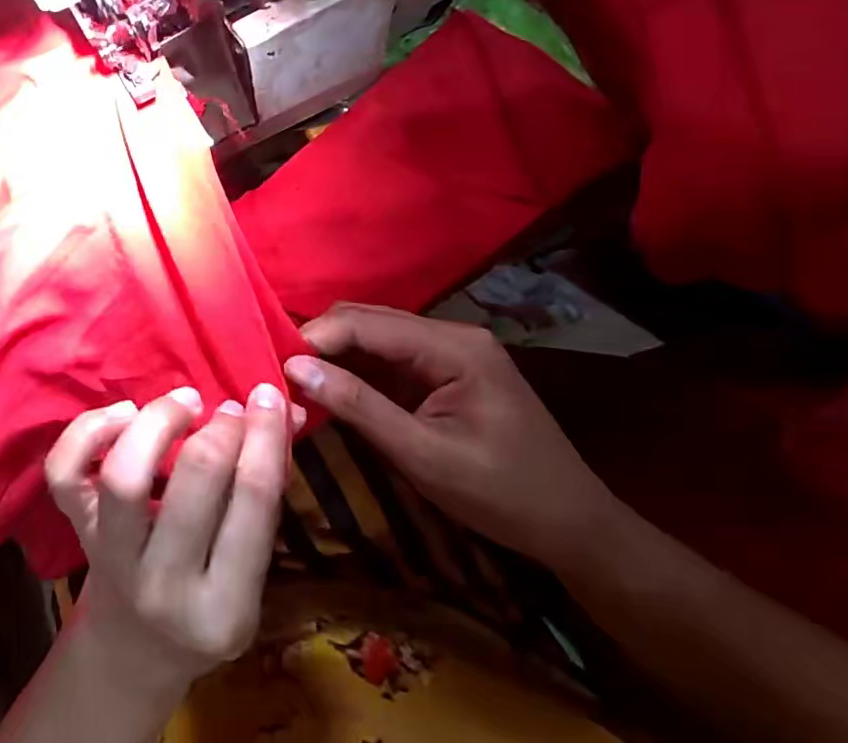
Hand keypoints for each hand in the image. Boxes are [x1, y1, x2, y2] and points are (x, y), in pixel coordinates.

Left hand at [44, 384, 290, 692]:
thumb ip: (263, 498)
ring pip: (124, 475)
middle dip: (220, 428)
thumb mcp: (246, 575)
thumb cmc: (202, 607)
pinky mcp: (74, 530)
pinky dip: (89, 430)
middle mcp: (163, 585)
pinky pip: (65, 471)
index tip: (267, 396)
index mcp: (225, 606)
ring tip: (183, 401)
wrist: (130, 650)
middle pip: (194, 480)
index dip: (265, 437)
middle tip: (228, 406)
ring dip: (158, 421)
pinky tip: (124, 414)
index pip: (253, 502)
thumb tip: (286, 411)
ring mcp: (111, 557)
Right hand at [284, 303, 620, 570]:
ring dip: (333, 355)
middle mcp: (451, 334)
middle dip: (319, 342)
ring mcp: (450, 350)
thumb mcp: (424, 455)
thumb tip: (293, 368)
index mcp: (454, 347)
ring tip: (295, 380)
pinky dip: (355, 370)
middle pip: (366, 320)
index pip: (365, 324)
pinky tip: (330, 388)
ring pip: (373, 336)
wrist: (574, 526)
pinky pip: (388, 357)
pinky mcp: (444, 369)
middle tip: (278, 373)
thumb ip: (358, 406)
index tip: (274, 365)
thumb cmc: (503, 495)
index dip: (314, 338)